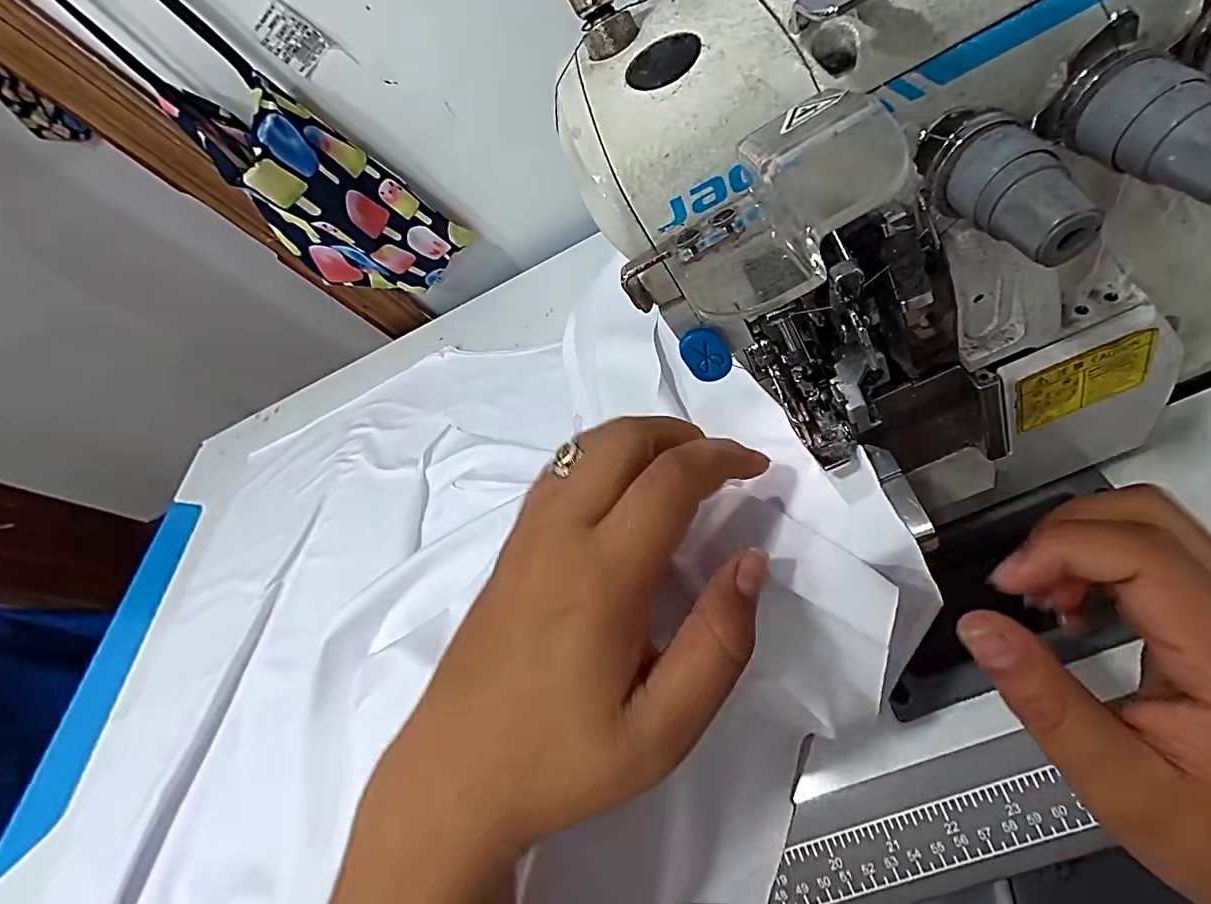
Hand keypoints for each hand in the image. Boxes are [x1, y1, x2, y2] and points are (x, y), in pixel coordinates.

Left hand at [335, 417, 771, 903]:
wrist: (454, 777)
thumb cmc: (563, 758)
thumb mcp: (663, 729)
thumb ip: (719, 642)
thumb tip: (750, 562)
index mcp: (602, 574)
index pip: (669, 479)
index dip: (721, 458)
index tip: (757, 465)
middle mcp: (559, 534)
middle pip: (623, 440)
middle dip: (681, 433)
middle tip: (721, 461)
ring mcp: (527, 533)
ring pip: (587, 446)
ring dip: (641, 439)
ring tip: (681, 469)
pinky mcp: (510, 545)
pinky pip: (561, 470)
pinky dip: (604, 456)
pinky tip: (624, 493)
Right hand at [956, 485, 1210, 903]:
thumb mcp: (1120, 787)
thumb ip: (1044, 701)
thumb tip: (983, 631)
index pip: (1141, 550)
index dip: (1059, 548)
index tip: (1009, 582)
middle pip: (1150, 514)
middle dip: (1067, 531)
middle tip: (1026, 581)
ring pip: (1152, 520)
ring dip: (1082, 540)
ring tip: (1049, 595)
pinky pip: (1157, 549)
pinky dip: (1100, 557)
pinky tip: (1080, 605)